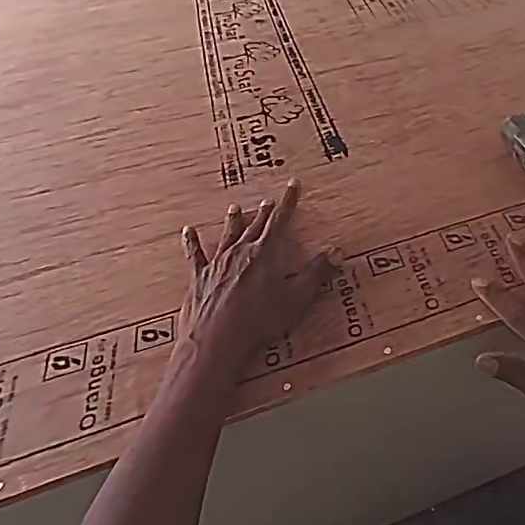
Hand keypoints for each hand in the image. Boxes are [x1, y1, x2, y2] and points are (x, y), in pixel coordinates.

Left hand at [177, 179, 335, 375]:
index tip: (292, 185)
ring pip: (228, 235)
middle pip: (255, 226)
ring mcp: (218, 263)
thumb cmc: (258, 321)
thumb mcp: (296, 298)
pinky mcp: (200, 277)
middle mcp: (240, 252)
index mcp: (265, 254)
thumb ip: (316, 273)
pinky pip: (195, 254)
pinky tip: (188, 231)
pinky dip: (192, 242)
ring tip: (235, 208)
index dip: (288, 202)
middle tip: (268, 200)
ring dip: (233, 222)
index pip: (280, 220)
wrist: (217, 339)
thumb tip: (336, 251)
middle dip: (264, 212)